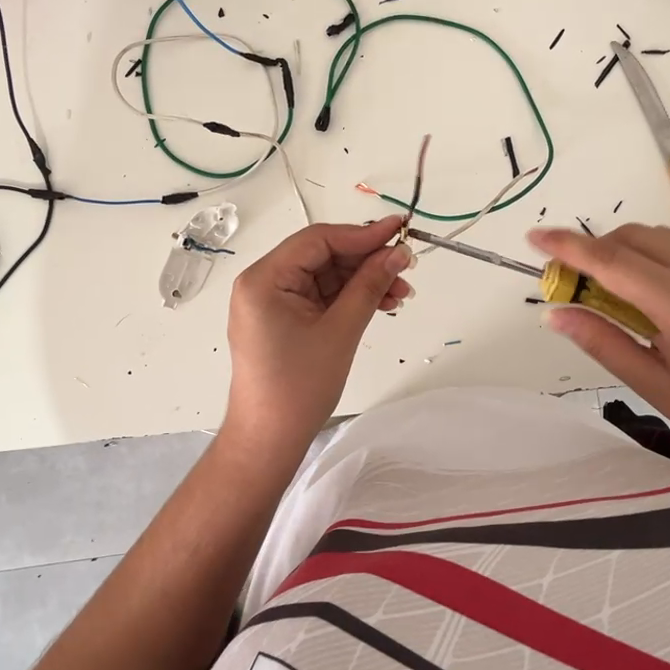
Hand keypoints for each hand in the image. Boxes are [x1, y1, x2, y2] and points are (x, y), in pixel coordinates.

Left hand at [225, 216, 413, 448]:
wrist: (269, 439)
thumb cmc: (299, 386)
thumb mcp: (340, 330)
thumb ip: (370, 285)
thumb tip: (398, 252)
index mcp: (264, 279)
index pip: (318, 240)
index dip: (362, 234)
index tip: (400, 230)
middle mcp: (262, 283)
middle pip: (322, 255)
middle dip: (366, 261)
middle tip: (407, 268)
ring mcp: (271, 302)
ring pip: (325, 275)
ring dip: (363, 281)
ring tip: (400, 294)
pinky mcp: (282, 320)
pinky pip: (321, 296)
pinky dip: (350, 298)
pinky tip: (381, 304)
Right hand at [527, 224, 669, 471]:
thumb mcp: (655, 386)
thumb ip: (602, 342)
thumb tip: (555, 314)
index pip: (607, 259)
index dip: (565, 245)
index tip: (533, 237)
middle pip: (632, 236)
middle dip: (597, 247)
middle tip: (579, 280)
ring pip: (664, 236)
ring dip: (631, 249)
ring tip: (622, 289)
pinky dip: (665, 256)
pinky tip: (667, 293)